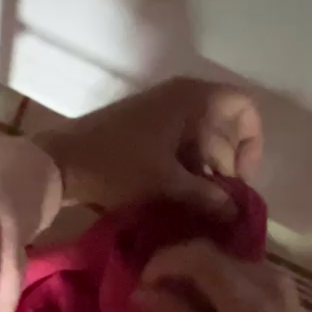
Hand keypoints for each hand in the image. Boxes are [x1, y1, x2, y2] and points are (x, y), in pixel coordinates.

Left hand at [32, 78, 263, 215]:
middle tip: (218, 208)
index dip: (251, 146)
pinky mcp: (145, 132)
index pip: (245, 110)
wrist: (61, 163)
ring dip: (204, 176)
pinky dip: (184, 173)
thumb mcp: (166, 184)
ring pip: (200, 143)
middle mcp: (182, 98)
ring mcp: (162, 114)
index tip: (238, 183)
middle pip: (223, 131)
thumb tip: (236, 213)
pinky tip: (179, 203)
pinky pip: (178, 149)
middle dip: (225, 169)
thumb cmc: (117, 166)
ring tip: (199, 212)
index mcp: (194, 98)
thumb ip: (206, 197)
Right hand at [134, 241, 311, 311]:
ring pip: (226, 261)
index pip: (196, 255)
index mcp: (242, 293)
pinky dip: (219, 279)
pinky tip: (208, 302)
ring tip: (178, 298)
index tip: (143, 283)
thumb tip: (139, 294)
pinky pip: (242, 271)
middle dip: (179, 266)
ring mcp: (277, 277)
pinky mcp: (283, 285)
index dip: (164, 262)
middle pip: (211, 254)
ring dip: (199, 272)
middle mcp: (262, 274)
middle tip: (155, 291)